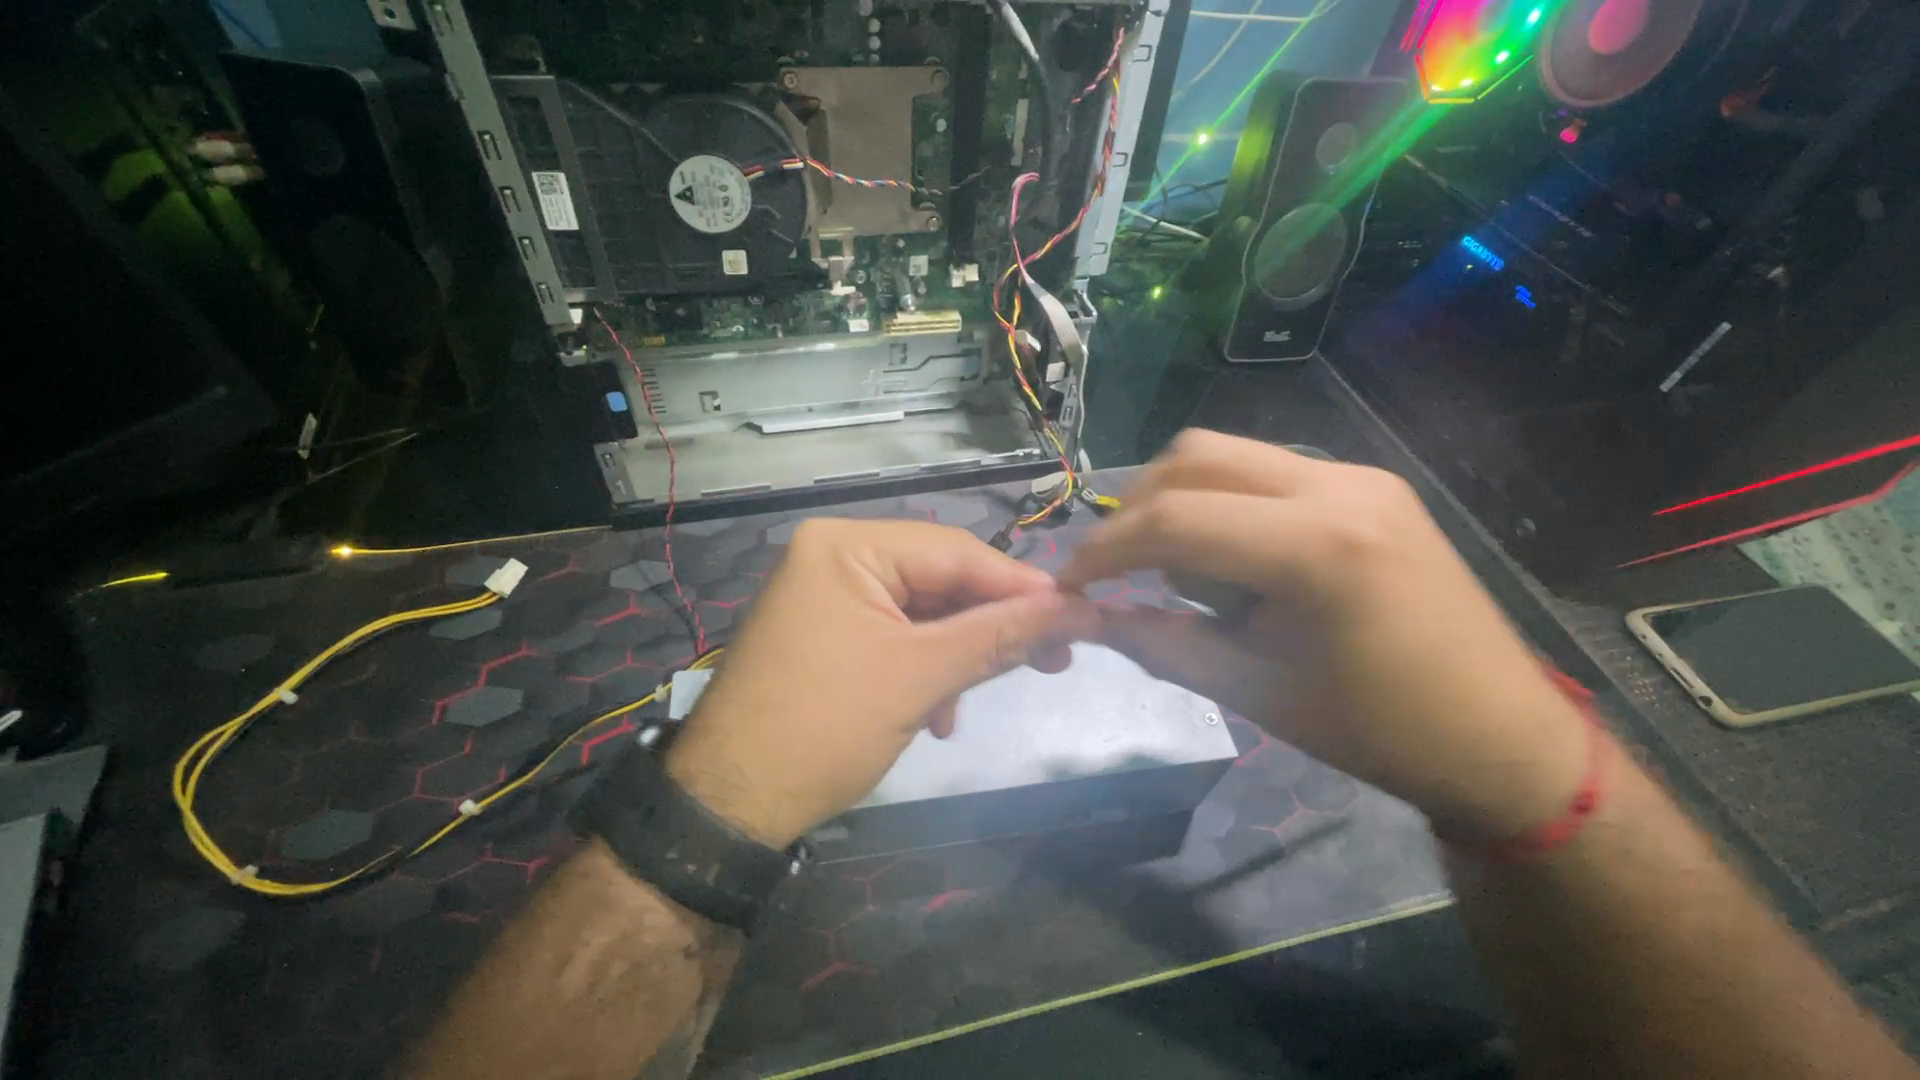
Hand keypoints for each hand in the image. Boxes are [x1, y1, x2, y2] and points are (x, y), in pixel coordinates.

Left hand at [666, 519, 1097, 847]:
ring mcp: (828, 598)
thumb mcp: (919, 677)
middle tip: (1056, 656)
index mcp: (846, 545)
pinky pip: (897, 638)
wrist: (730, 805)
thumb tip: (1077, 610)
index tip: (1080, 615)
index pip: (955, 550)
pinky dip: (927, 669)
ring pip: (923, 613)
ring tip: (990, 691)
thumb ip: (999, 635)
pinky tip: (940, 714)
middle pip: (940, 579)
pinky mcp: (829, 636)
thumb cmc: (823, 729)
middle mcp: (834, 558)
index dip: (1020, 585)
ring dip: (961, 653)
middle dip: (993, 623)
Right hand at [1057, 430, 1590, 839]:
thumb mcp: (1253, 691)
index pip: (1173, 521)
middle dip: (1137, 510)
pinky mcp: (1370, 484)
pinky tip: (1235, 561)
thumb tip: (1090, 616)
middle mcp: (1338, 486)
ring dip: (1181, 502)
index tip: (1069, 586)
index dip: (1104, 551)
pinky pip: (1267, 473)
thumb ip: (1162, 643)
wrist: (1500, 736)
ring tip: (1187, 575)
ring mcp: (1359, 476)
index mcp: (1317, 548)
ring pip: (1229, 455)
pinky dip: (1226, 505)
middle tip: (1116, 570)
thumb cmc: (1376, 730)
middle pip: (1194, 457)